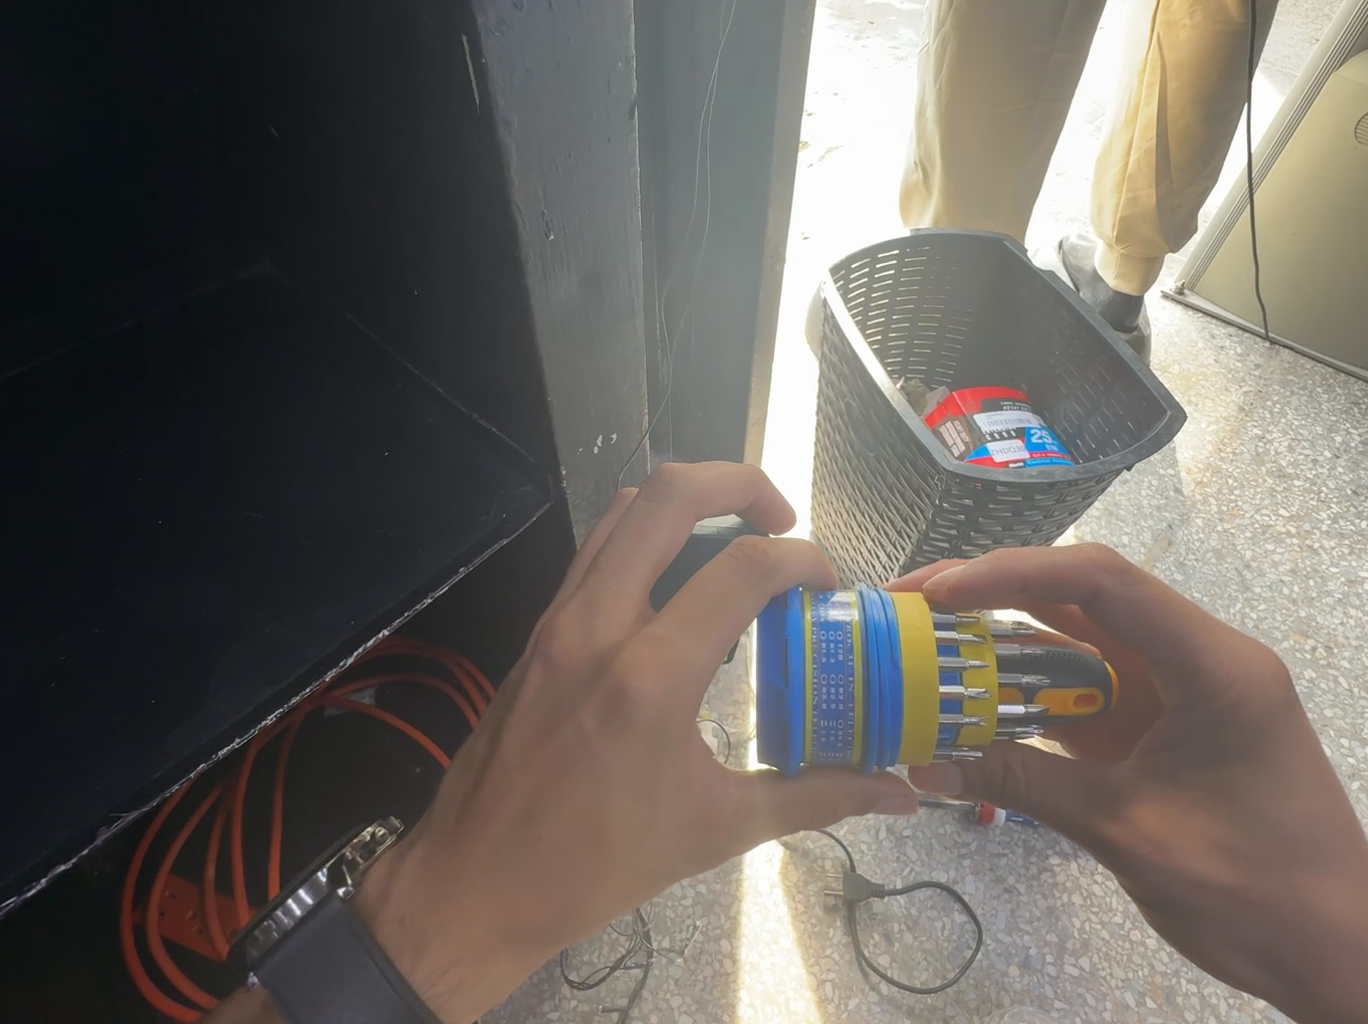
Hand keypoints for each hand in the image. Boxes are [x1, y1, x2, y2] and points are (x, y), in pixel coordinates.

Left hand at [355, 463, 915, 1021]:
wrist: (473, 883)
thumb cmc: (596, 865)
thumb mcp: (715, 829)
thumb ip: (815, 796)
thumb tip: (894, 793)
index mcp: (651, 675)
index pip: (743, 569)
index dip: (801, 560)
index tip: (824, 585)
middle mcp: (600, 623)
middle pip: (670, 495)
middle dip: (741, 483)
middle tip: (781, 519)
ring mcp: (560, 616)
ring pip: (625, 508)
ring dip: (688, 500)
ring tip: (733, 534)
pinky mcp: (540, 626)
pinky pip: (597, 547)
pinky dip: (645, 533)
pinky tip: (675, 578)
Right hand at [892, 545, 1367, 1023]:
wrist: (1340, 960)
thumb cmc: (1259, 896)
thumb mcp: (1128, 834)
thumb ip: (1024, 784)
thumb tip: (925, 764)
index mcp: (1213, 665)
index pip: (1101, 584)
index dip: (1011, 575)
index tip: (939, 594)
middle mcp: (1192, 653)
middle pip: (1080, 590)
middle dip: (991, 587)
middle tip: (914, 597)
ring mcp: (1170, 681)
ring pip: (1072, 628)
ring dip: (1000, 628)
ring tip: (925, 627)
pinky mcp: (1150, 712)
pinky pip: (1076, 677)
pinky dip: (1020, 678)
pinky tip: (968, 681)